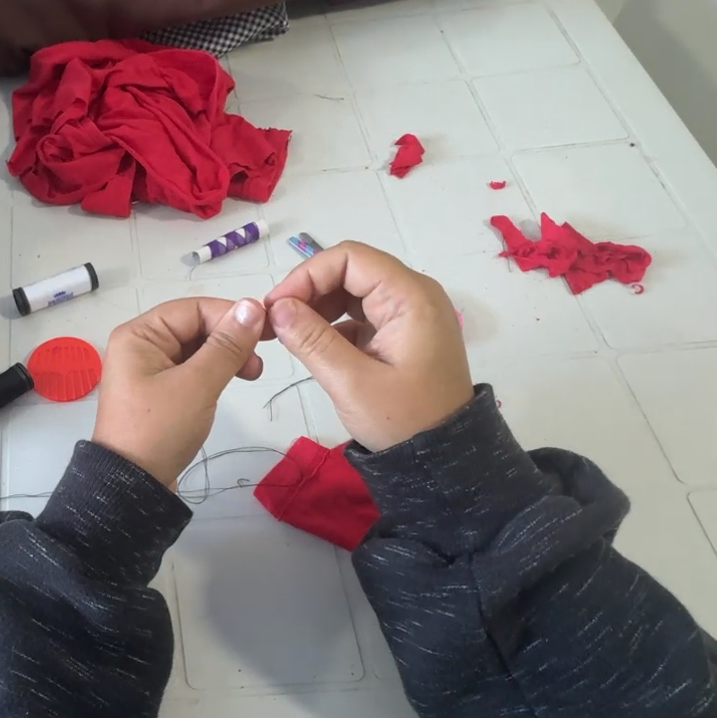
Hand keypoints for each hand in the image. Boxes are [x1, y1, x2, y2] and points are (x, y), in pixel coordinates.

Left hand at [93, 297, 265, 487]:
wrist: (133, 485)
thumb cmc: (160, 429)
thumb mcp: (197, 385)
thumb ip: (226, 345)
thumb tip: (253, 306)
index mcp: (139, 335)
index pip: (194, 308)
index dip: (231, 316)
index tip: (266, 334)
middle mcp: (139, 345)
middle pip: (195, 326)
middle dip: (230, 339)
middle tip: (257, 364)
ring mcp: (148, 369)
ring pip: (196, 348)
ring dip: (225, 356)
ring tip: (250, 375)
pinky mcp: (158, 391)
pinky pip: (190, 369)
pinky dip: (213, 372)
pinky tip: (230, 382)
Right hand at [264, 242, 472, 451]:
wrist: (442, 459)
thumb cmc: (402, 420)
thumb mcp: (351, 382)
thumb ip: (311, 340)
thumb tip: (275, 307)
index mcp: (409, 297)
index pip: (349, 258)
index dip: (306, 275)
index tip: (275, 306)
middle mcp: (412, 294)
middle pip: (350, 270)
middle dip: (308, 290)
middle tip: (274, 321)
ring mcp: (408, 313)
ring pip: (352, 291)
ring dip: (316, 306)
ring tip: (286, 333)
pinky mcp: (400, 333)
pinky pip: (359, 313)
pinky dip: (331, 323)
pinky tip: (310, 345)